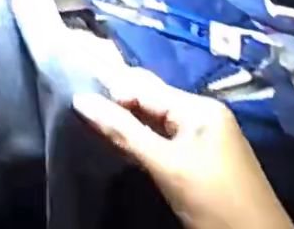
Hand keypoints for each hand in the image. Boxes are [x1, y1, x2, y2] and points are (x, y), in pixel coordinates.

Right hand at [73, 69, 293, 228]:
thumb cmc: (215, 206)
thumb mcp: (167, 168)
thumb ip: (125, 133)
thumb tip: (82, 100)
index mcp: (198, 106)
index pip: (145, 87)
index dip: (112, 89)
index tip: (78, 93)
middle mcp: (203, 114)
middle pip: (152, 100)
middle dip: (119, 103)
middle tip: (82, 106)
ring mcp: (207, 138)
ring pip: (159, 121)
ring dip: (131, 122)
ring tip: (96, 122)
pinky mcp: (207, 161)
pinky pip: (169, 139)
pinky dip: (147, 140)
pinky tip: (126, 144)